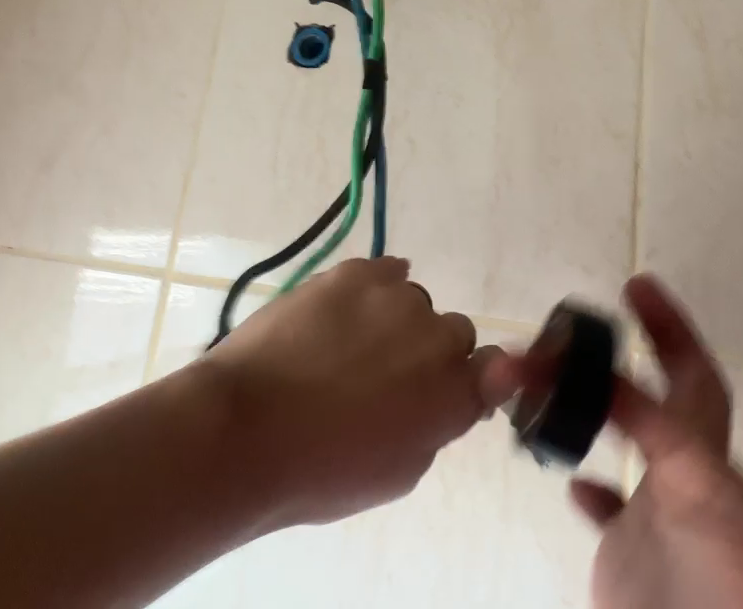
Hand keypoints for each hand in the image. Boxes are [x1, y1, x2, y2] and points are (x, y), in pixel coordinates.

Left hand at [204, 256, 510, 526]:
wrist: (246, 430)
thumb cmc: (322, 471)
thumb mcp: (398, 473)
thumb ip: (437, 427)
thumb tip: (447, 399)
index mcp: (455, 394)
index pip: (496, 369)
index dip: (474, 379)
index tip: (446, 390)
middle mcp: (437, 338)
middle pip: (454, 333)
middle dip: (428, 354)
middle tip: (384, 378)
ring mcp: (395, 299)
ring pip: (413, 302)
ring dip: (395, 322)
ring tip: (348, 347)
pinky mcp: (353, 273)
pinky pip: (386, 270)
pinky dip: (376, 286)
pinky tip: (351, 307)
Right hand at [572, 276, 742, 608]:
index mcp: (729, 481)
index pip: (688, 391)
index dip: (664, 337)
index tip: (634, 292)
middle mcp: (695, 490)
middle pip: (647, 403)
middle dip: (602, 358)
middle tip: (556, 329)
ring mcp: (663, 530)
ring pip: (615, 448)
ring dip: (577, 410)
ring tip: (534, 386)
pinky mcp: (636, 569)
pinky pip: (610, 512)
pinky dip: (588, 485)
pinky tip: (573, 481)